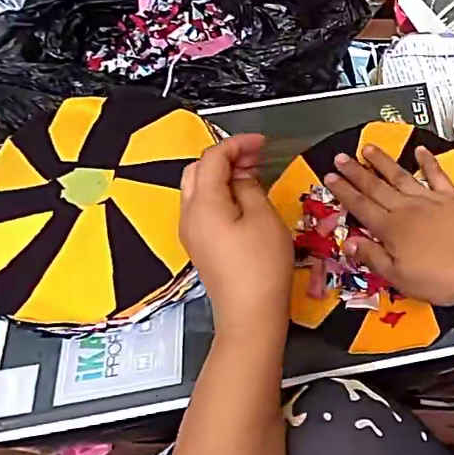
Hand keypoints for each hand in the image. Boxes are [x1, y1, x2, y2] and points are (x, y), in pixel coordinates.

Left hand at [180, 135, 291, 336]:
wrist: (250, 313)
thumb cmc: (261, 267)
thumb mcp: (264, 218)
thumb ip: (250, 188)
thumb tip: (242, 177)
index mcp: (204, 205)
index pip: (212, 159)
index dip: (237, 144)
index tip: (260, 141)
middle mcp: (189, 216)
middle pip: (198, 171)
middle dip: (225, 156)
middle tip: (255, 154)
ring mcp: (192, 232)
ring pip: (198, 189)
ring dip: (222, 174)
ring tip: (252, 173)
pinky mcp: (201, 245)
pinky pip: (204, 208)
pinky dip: (221, 193)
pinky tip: (244, 197)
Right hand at [324, 145, 453, 307]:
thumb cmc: (444, 278)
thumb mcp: (399, 277)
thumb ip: (373, 257)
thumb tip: (351, 244)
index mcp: (392, 229)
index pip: (360, 206)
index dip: (343, 192)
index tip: (331, 179)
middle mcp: (409, 209)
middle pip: (375, 186)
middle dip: (355, 171)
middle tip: (341, 158)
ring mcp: (431, 201)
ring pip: (401, 176)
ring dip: (383, 162)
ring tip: (369, 149)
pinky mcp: (453, 199)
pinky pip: (436, 175)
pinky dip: (428, 162)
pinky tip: (421, 151)